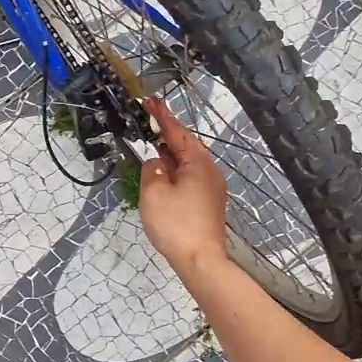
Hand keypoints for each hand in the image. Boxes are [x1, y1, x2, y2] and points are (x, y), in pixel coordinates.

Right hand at [137, 98, 228, 274]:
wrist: (201, 260)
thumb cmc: (175, 223)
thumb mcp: (154, 192)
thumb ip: (152, 170)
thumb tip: (157, 163)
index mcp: (197, 163)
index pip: (177, 133)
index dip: (163, 116)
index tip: (152, 101)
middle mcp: (209, 171)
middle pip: (186, 146)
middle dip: (168, 134)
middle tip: (150, 121)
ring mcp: (211, 188)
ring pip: (188, 163)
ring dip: (171, 153)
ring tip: (153, 145)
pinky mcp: (208, 203)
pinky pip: (190, 177)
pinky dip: (176, 170)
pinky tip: (164, 173)